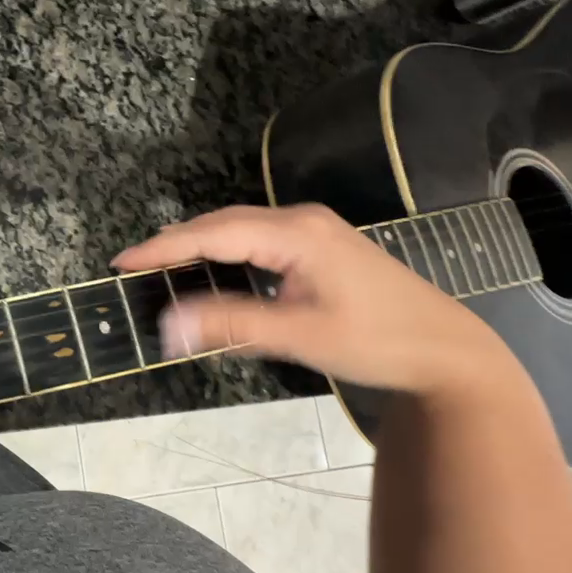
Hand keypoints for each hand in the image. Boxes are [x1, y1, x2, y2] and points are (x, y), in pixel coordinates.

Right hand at [112, 204, 521, 399]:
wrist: (450, 352)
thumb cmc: (376, 342)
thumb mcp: (299, 335)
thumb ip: (230, 325)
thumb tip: (165, 325)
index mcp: (295, 234)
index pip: (212, 234)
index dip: (162, 248)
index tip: (121, 262)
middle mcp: (300, 220)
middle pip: (222, 223)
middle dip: (174, 243)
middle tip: (134, 266)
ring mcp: (313, 230)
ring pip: (238, 227)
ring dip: (198, 244)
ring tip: (160, 265)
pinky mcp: (319, 245)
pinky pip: (256, 238)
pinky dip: (223, 250)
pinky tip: (211, 267)